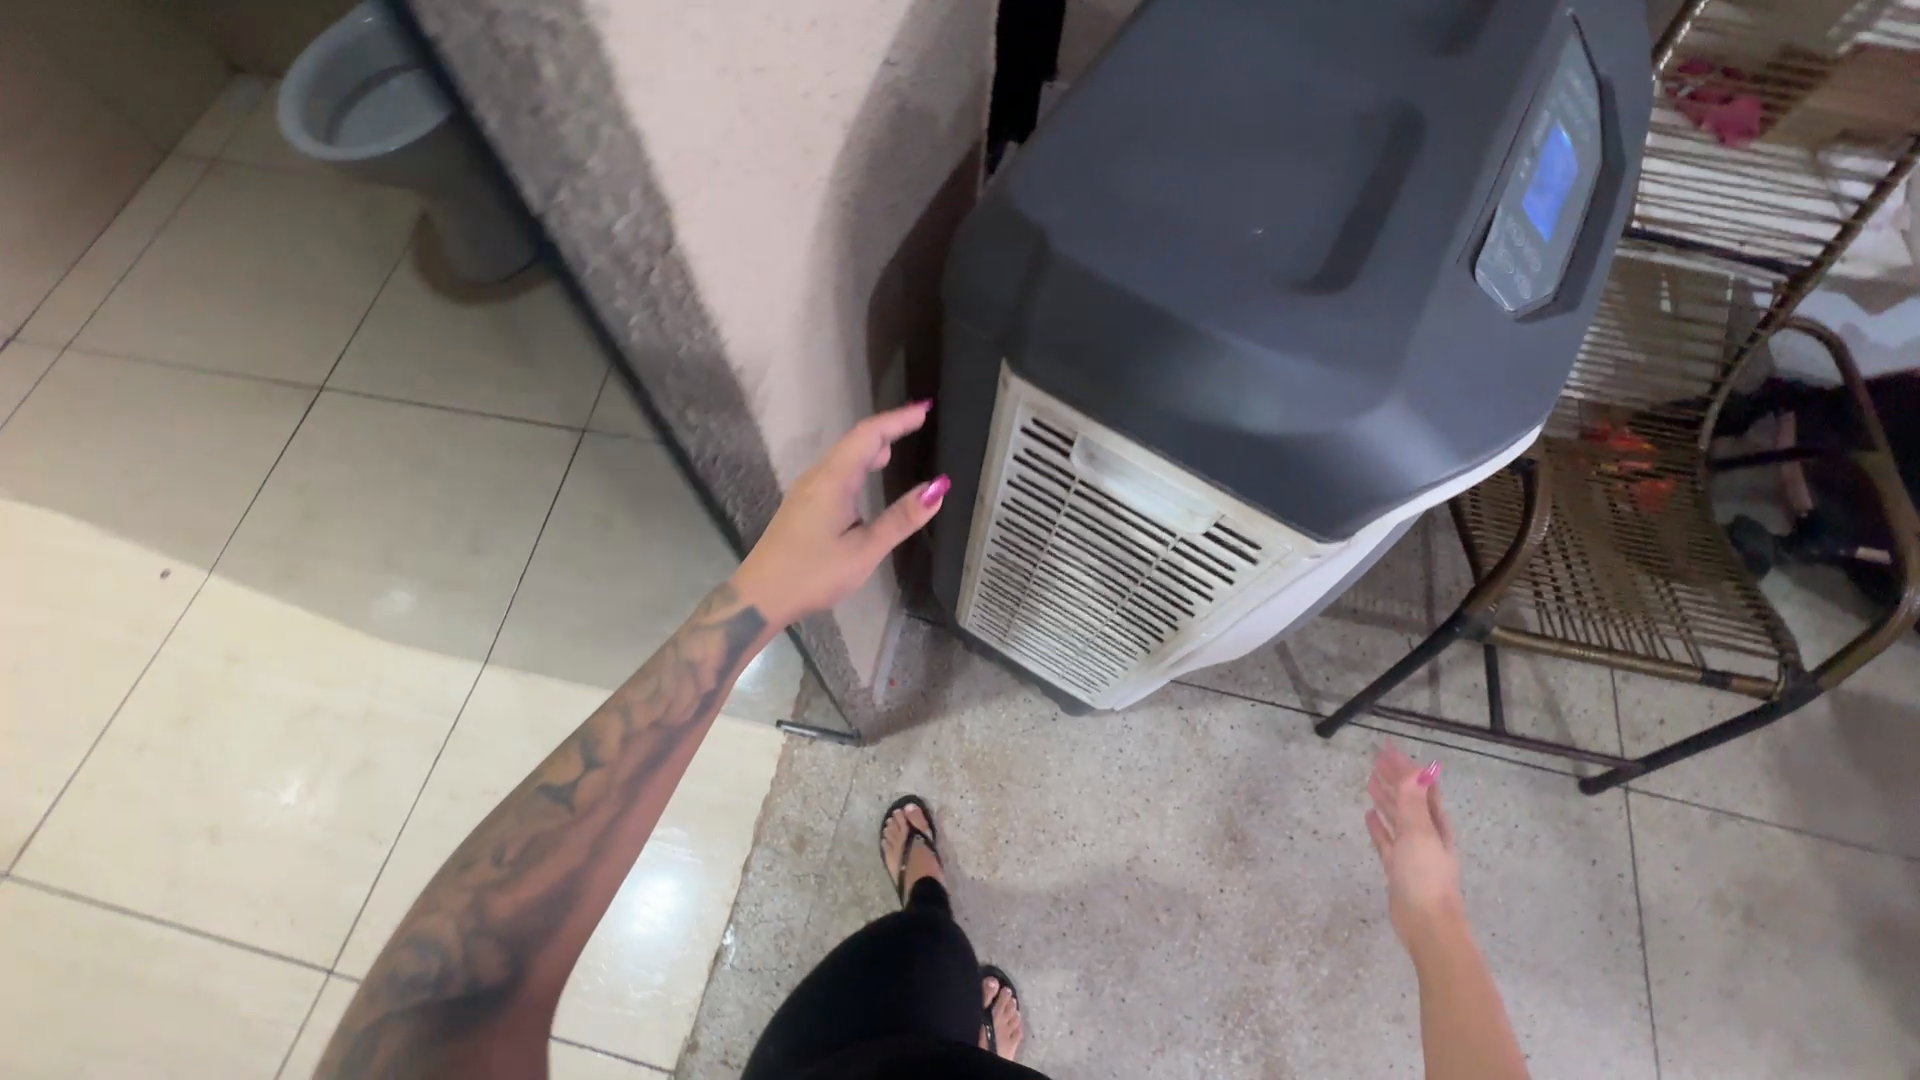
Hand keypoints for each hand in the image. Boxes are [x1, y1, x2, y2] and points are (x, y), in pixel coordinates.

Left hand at [730, 402, 948, 627]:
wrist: (760, 596)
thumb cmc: (813, 574)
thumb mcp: (864, 550)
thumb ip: (901, 519)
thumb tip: (938, 487)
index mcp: (833, 481)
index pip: (869, 436)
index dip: (898, 419)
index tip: (925, 409)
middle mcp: (817, 477)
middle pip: (855, 441)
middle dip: (888, 428)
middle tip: (918, 422)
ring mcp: (806, 489)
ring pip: (843, 456)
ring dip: (872, 445)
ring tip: (898, 445)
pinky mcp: (802, 504)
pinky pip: (835, 470)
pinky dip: (859, 463)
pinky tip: (867, 476)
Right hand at [1365, 742, 1463, 943]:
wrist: (1426, 923)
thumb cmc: (1425, 875)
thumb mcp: (1419, 833)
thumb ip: (1414, 801)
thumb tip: (1419, 769)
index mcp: (1434, 824)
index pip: (1419, 786)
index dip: (1405, 767)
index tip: (1387, 747)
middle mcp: (1425, 833)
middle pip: (1408, 799)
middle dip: (1394, 778)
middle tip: (1375, 758)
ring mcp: (1411, 850)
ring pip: (1396, 816)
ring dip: (1386, 797)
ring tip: (1370, 781)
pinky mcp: (1397, 866)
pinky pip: (1386, 838)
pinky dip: (1378, 825)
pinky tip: (1368, 815)